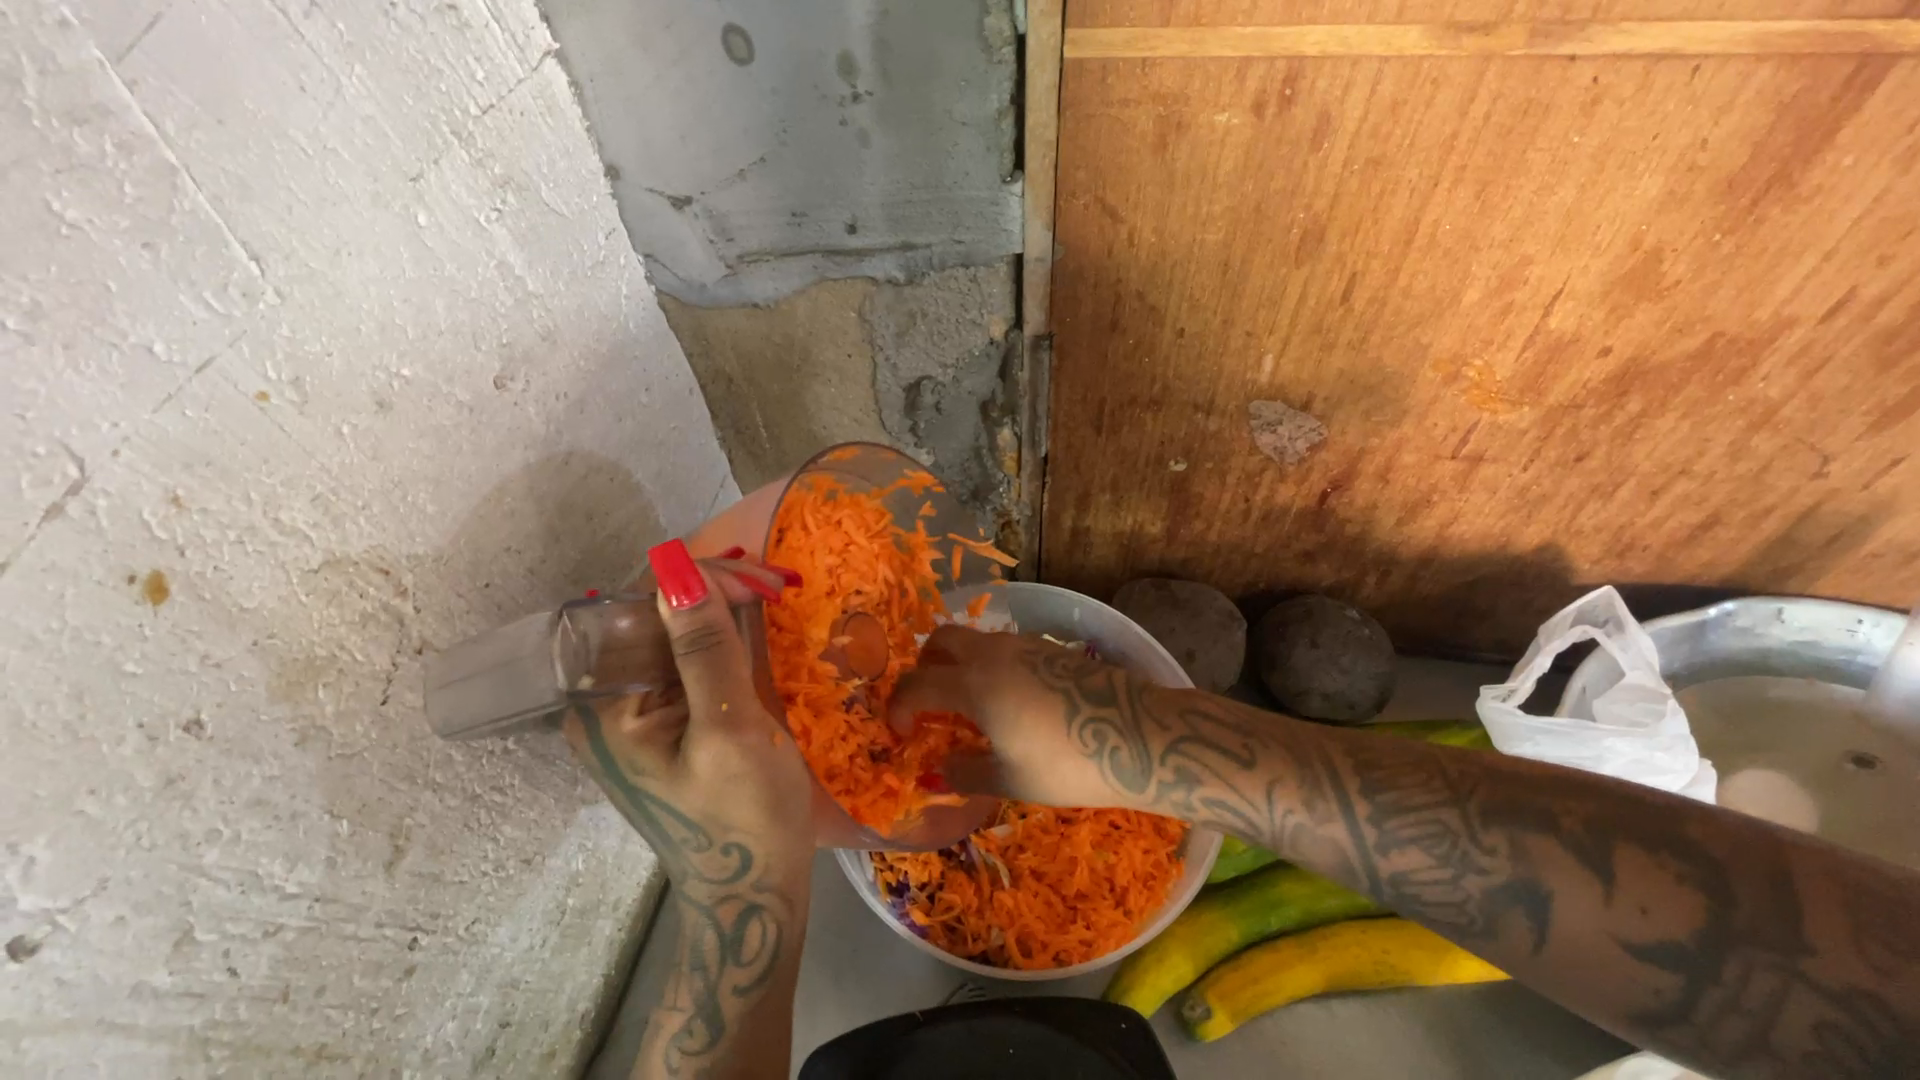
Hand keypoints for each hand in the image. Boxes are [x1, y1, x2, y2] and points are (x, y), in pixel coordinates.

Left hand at [564, 539, 814, 1078]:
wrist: (754, 895)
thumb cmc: (744, 821)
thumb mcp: (729, 732)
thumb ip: (704, 650)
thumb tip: (678, 569)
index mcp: (602, 710)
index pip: (638, 611)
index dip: (697, 583)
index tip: (764, 581)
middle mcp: (604, 705)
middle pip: (652, 618)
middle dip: (715, 593)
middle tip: (780, 585)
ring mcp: (633, 714)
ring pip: (672, 634)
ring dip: (724, 610)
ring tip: (776, 594)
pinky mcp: (663, 722)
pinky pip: (685, 662)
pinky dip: (723, 639)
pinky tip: (757, 627)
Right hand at [889, 624, 1158, 809]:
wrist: (1140, 736)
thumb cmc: (1069, 764)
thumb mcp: (1011, 779)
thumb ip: (965, 773)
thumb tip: (935, 773)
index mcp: (974, 684)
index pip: (916, 684)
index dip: (898, 707)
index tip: (901, 732)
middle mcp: (994, 654)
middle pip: (940, 640)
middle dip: (924, 667)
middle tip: (928, 703)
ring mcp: (1026, 645)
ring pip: (974, 639)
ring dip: (957, 663)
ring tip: (967, 705)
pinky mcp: (1052, 647)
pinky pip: (1003, 646)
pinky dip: (988, 664)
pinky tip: (1007, 700)